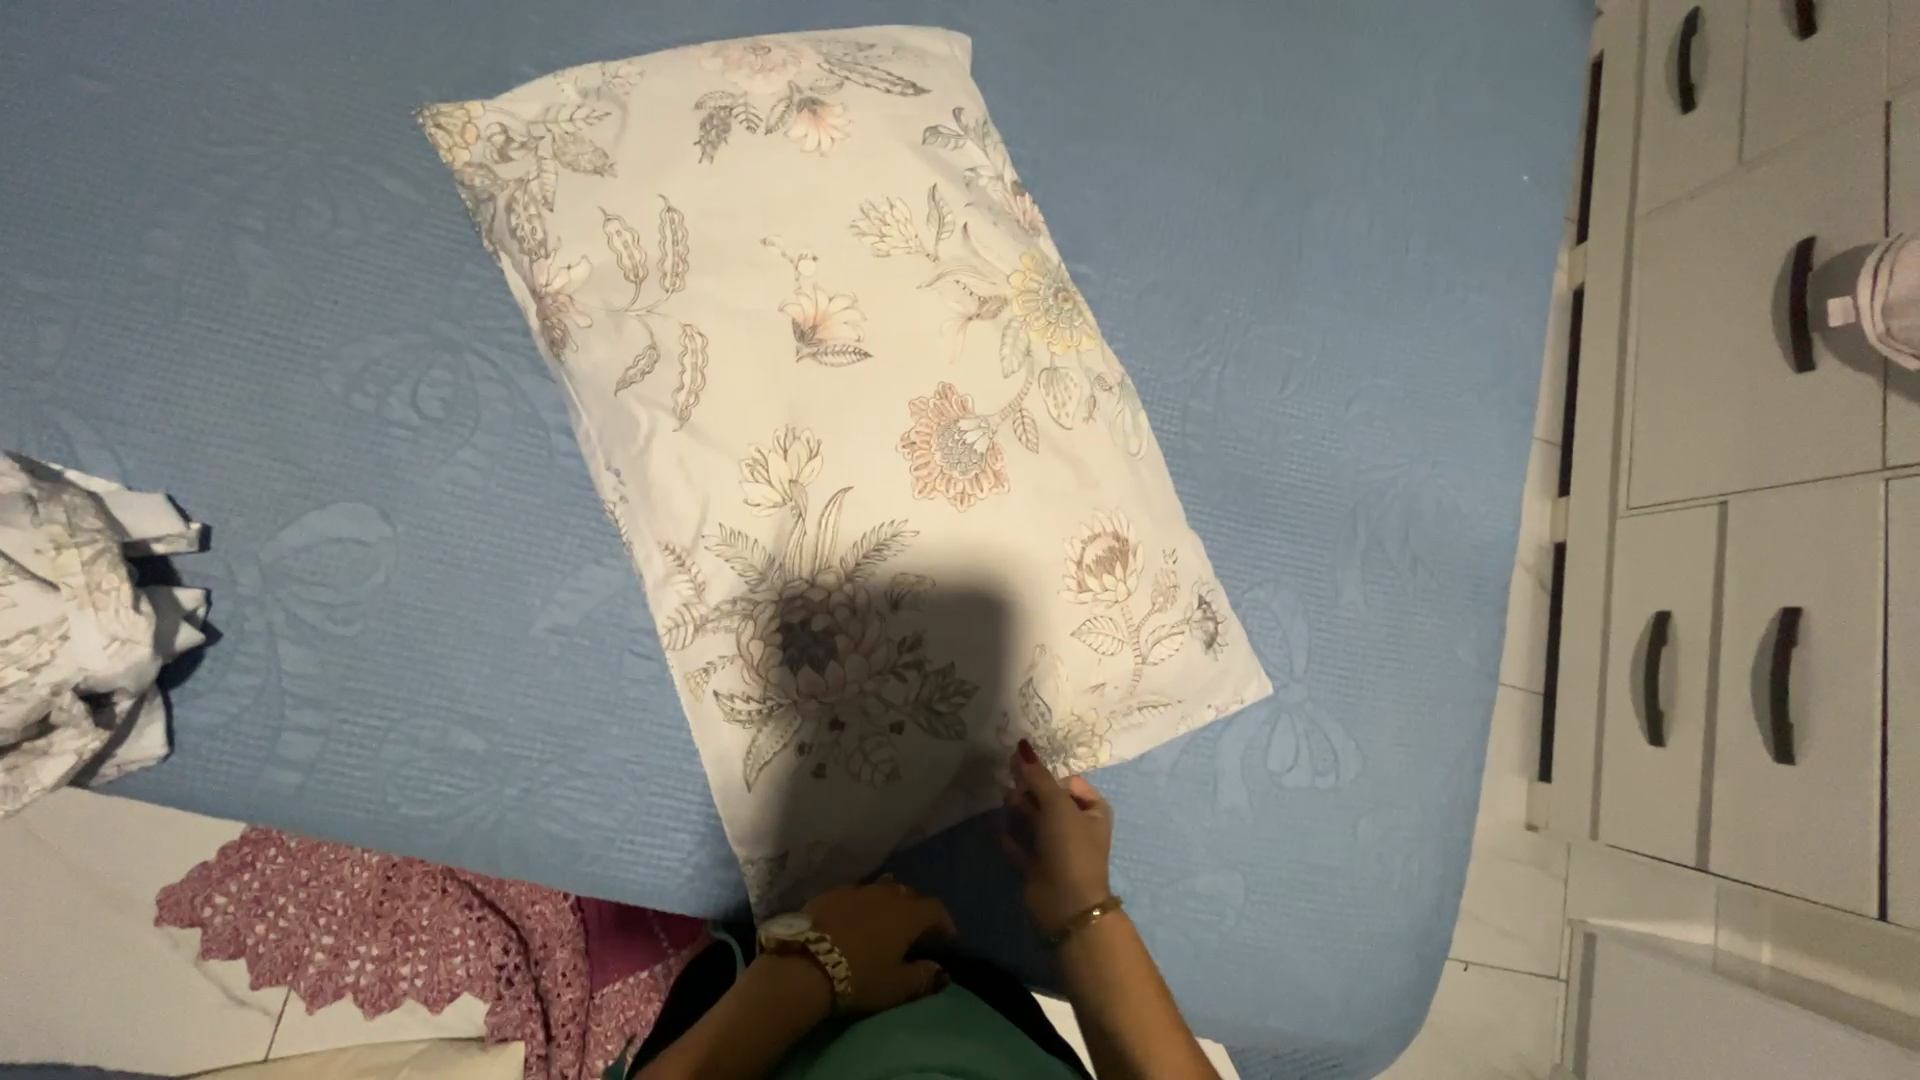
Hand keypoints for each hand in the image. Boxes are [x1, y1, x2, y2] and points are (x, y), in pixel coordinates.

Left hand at [800, 880, 955, 1015]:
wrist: (805, 965)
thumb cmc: (858, 978)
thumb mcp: (896, 987)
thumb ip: (923, 977)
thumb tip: (942, 971)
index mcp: (907, 914)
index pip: (935, 909)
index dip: (944, 923)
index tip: (945, 939)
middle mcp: (885, 894)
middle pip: (908, 894)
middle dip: (915, 910)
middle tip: (913, 932)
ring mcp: (856, 889)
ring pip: (880, 889)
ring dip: (887, 904)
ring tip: (883, 923)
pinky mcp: (829, 893)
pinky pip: (854, 894)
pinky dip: (860, 905)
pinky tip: (852, 921)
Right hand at [999, 739, 1114, 933]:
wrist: (1066, 903)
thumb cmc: (1070, 846)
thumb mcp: (1057, 804)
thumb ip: (1038, 776)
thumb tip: (1022, 747)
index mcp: (1093, 810)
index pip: (1069, 782)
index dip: (1048, 775)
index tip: (1025, 769)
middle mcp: (1077, 827)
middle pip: (1049, 800)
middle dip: (1030, 791)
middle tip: (1011, 783)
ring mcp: (1057, 848)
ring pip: (1034, 821)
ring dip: (1019, 809)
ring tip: (1005, 802)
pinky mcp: (1038, 866)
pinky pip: (1021, 845)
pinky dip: (1010, 837)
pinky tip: (996, 828)